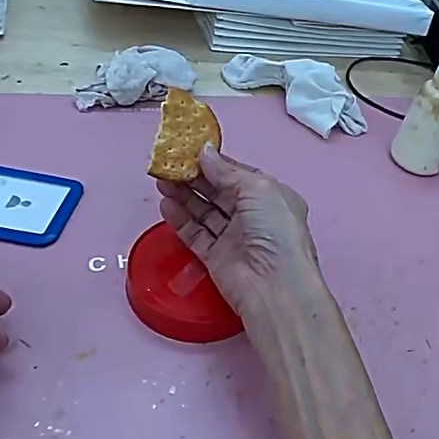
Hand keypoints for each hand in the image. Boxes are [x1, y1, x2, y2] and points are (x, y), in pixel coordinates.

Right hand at [156, 145, 322, 318]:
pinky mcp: (217, 257)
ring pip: (204, 212)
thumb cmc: (277, 231)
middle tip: (170, 166)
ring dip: (184, 196)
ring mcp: (235, 238)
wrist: (274, 285)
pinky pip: (195, 234)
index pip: (239, 175)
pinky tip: (166, 206)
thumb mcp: (258, 188)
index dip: (215, 164)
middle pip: (218, 192)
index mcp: (271, 197)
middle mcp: (254, 216)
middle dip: (194, 179)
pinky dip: (180, 220)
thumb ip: (228, 171)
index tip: (191, 152)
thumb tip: (206, 153)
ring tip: (162, 182)